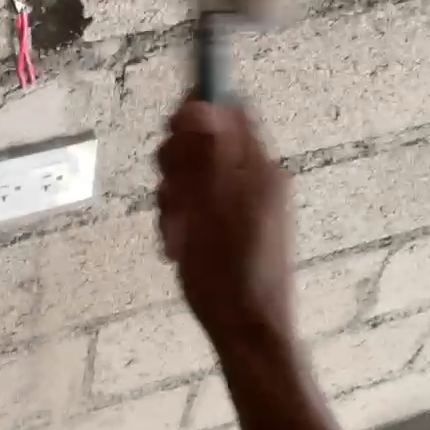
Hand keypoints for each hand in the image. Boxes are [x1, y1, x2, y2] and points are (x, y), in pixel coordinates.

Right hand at [157, 99, 295, 344]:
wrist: (242, 329)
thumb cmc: (236, 266)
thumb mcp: (220, 201)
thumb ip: (211, 149)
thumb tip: (201, 100)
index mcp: (258, 164)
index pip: (229, 110)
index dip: (198, 108)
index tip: (174, 128)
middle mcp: (245, 175)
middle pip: (199, 137)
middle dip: (177, 159)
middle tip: (175, 186)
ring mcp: (227, 199)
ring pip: (183, 170)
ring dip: (171, 193)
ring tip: (178, 225)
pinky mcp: (210, 222)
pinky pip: (181, 201)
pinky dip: (173, 218)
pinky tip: (178, 242)